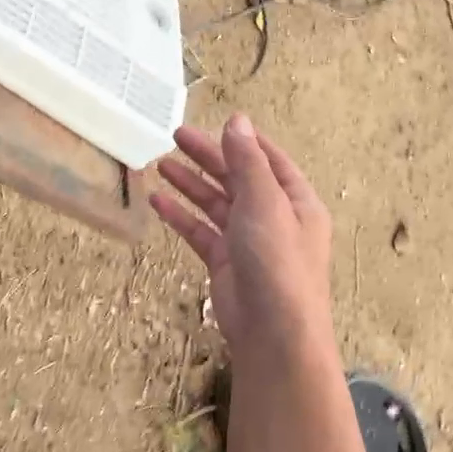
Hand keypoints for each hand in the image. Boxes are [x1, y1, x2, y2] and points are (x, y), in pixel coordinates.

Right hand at [150, 114, 333, 365]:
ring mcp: (248, 241)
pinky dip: (179, 215)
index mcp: (296, 203)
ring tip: (161, 163)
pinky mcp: (224, 261)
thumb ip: (247, 161)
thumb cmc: (277, 261)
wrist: (274, 331)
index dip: (246, 141)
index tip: (219, 122)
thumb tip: (237, 120)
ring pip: (215, 203)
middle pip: (238, 179)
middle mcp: (274, 219)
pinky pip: (199, 230)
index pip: (271, 162)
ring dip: (190, 183)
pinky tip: (157, 201)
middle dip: (208, 157)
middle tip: (175, 135)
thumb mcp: (264, 203)